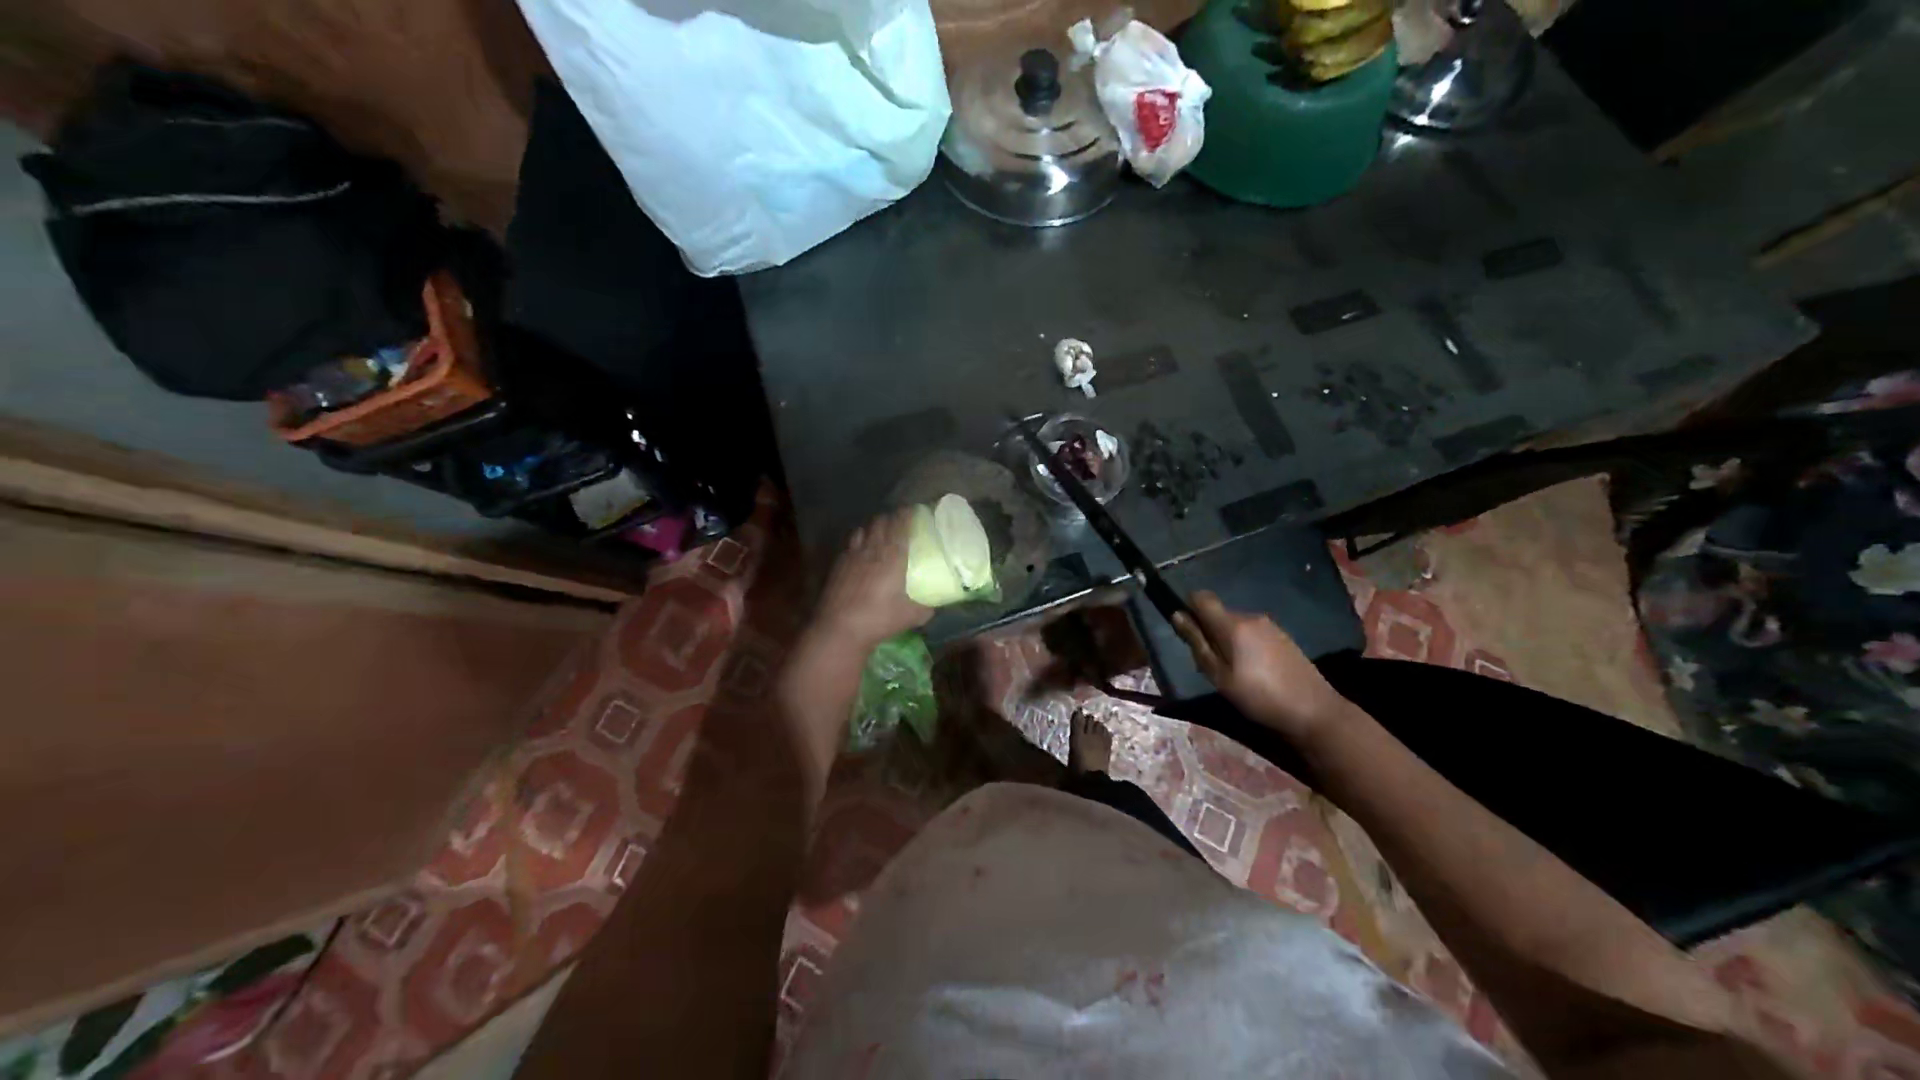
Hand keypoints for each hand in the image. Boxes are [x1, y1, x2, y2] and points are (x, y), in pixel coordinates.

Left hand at [810, 508, 932, 651]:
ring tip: (878, 535)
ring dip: (872, 528)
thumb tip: (933, 607)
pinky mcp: (837, 564)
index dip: (907, 513)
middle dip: (890, 518)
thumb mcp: (911, 616)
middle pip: (880, 521)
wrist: (839, 628)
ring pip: (862, 529)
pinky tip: (860, 554)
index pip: (900, 523)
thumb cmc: (879, 619)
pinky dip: (858, 542)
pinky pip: (850, 544)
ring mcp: (852, 554)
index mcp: (893, 555)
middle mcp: (872, 548)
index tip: (913, 511)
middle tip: (899, 524)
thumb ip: (925, 608)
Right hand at [1173, 590, 1352, 745]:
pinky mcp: (1282, 636)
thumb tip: (1177, 615)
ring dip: (1227, 639)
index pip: (1201, 597)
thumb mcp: (1219, 676)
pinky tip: (1254, 670)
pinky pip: (1252, 632)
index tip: (1188, 631)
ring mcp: (1269, 625)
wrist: (1314, 710)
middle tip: (1210, 664)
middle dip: (1208, 630)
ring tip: (1233, 671)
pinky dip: (1244, 644)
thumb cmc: (1259, 696)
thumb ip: (1197, 643)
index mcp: (1232, 625)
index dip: (1189, 607)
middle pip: (1218, 613)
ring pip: (1235, 624)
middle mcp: (1250, 617)